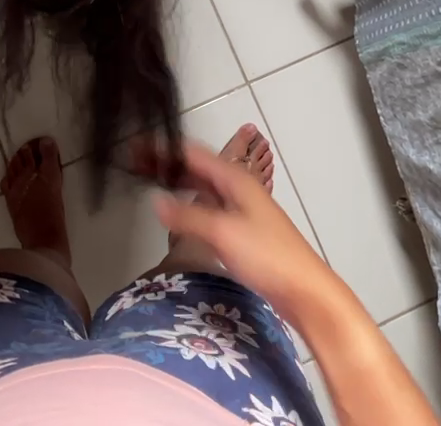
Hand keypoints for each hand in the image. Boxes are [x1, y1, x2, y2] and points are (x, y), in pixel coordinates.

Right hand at [150, 141, 344, 323]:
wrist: (305, 291)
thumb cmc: (267, 256)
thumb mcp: (222, 232)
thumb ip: (187, 215)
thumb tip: (155, 200)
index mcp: (235, 178)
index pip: (192, 153)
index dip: (163, 149)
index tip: (135, 148)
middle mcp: (238, 186)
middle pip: (197, 166)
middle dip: (167, 162)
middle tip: (135, 164)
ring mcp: (241, 207)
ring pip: (203, 184)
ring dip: (177, 180)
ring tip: (149, 180)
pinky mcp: (242, 228)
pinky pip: (208, 203)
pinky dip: (189, 200)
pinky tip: (177, 209)